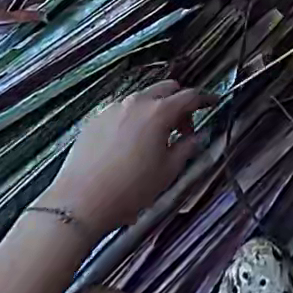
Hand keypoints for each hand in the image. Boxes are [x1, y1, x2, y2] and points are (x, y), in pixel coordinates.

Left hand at [40, 80, 214, 235]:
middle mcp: (136, 103)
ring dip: (156, 111)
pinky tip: (130, 146)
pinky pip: (122, 111)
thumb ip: (187, 148)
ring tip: (155, 141)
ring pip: (143, 99)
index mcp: (159, 112)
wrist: (79, 203)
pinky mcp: (96, 119)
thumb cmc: (129, 190)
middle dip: (179, 103)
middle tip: (183, 129)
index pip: (190, 96)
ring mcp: (113, 108)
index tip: (213, 102)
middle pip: (166, 89)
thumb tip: (196, 138)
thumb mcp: (167, 172)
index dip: (205, 99)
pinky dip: (134, 120)